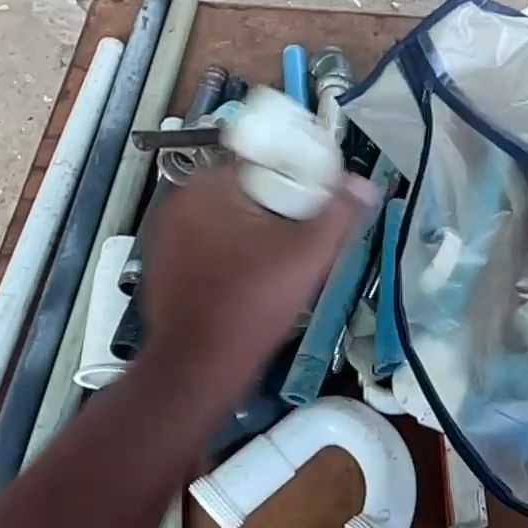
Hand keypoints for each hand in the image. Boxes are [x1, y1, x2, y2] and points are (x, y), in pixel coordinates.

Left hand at [138, 164, 378, 401]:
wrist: (199, 366)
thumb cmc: (253, 303)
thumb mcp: (309, 254)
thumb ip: (340, 212)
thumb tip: (363, 184)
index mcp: (210, 185)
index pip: (267, 162)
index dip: (302, 182)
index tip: (321, 208)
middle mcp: (180, 201)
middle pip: (250, 191)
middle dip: (282, 210)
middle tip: (307, 241)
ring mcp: (166, 234)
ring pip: (231, 219)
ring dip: (260, 233)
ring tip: (284, 264)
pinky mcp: (164, 264)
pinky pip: (211, 245)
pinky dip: (236, 254)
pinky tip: (254, 281)